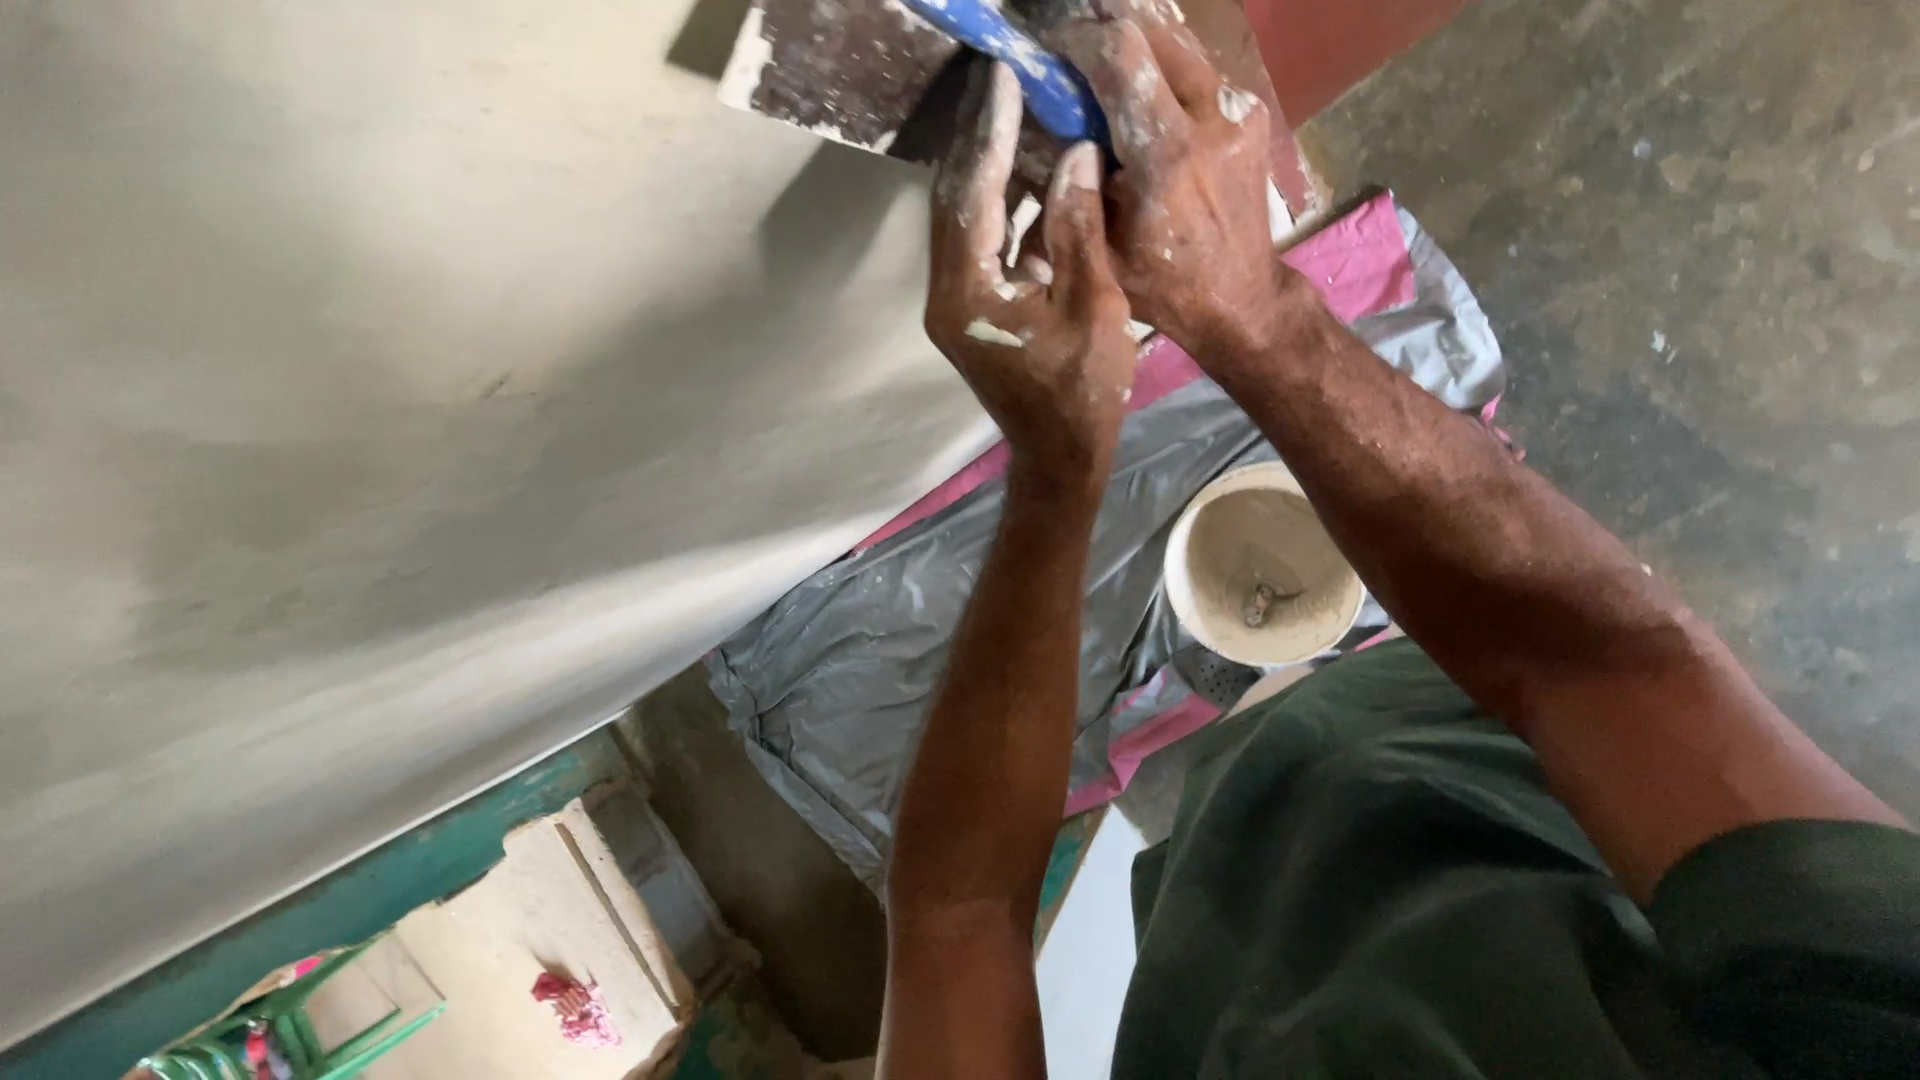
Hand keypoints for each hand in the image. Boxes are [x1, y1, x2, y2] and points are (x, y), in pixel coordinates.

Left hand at [926, 61, 1134, 494]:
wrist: (1060, 455)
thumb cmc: (1082, 393)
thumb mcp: (1093, 306)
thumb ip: (1079, 228)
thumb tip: (1075, 155)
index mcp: (967, 293)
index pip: (972, 194)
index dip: (990, 132)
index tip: (1004, 77)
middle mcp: (946, 292)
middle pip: (954, 198)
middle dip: (978, 138)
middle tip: (1000, 79)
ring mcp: (955, 302)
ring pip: (964, 218)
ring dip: (989, 167)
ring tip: (1016, 110)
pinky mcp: (972, 308)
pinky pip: (983, 244)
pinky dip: (1006, 208)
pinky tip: (1035, 174)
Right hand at [1052, 17, 1296, 352]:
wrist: (1239, 298)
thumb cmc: (1162, 287)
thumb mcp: (1099, 249)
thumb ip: (1068, 188)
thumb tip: (1032, 131)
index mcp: (1167, 158)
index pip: (1119, 54)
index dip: (1075, 35)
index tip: (1045, 42)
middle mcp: (1211, 118)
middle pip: (1152, 30)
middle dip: (1104, 29)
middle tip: (1067, 46)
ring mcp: (1239, 110)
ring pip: (1178, 43)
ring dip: (1134, 47)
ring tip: (1097, 69)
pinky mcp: (1251, 113)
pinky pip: (1197, 70)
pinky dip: (1161, 71)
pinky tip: (1138, 99)